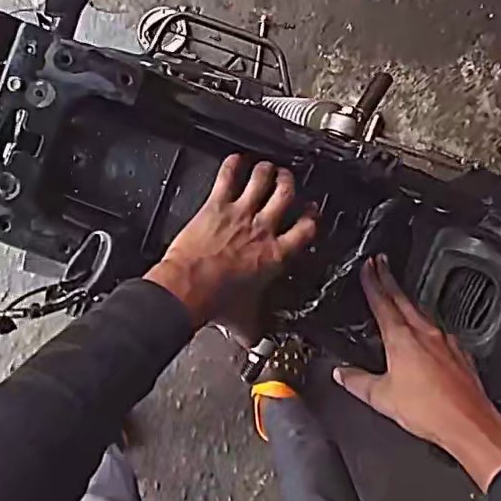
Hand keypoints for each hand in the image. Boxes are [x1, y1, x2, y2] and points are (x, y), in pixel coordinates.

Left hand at [145, 155, 317, 326]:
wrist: (189, 288)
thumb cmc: (216, 301)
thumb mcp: (245, 320)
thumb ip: (255, 328)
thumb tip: (255, 341)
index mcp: (275, 255)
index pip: (306, 229)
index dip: (311, 217)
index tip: (311, 212)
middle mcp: (262, 229)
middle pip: (287, 194)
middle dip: (290, 183)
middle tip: (288, 180)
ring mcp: (240, 213)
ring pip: (262, 179)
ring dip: (267, 170)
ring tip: (267, 166)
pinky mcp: (217, 205)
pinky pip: (228, 176)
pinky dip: (233, 164)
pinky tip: (236, 159)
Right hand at [336, 256, 500, 489]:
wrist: (472, 426)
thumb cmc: (431, 411)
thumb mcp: (381, 397)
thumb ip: (357, 381)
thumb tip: (342, 373)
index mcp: (401, 338)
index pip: (382, 301)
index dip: (372, 281)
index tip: (367, 266)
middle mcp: (425, 333)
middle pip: (402, 298)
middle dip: (389, 278)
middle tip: (381, 263)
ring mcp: (445, 342)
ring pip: (421, 313)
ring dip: (407, 300)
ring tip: (399, 294)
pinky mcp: (460, 355)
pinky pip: (440, 332)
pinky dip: (428, 326)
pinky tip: (429, 333)